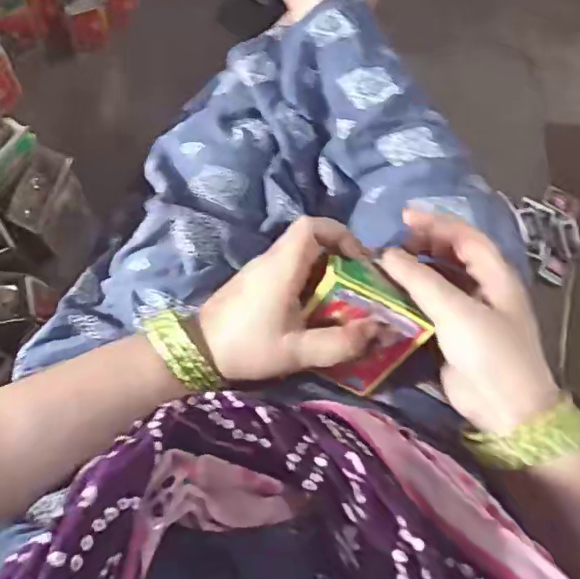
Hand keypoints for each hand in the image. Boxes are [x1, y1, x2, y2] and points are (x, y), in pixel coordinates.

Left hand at [197, 217, 383, 383]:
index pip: (312, 225)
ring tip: (342, 302)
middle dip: (339, 258)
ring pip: (298, 256)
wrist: (198, 352)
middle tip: (358, 286)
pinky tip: (314, 312)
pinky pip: (286, 270)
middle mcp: (269, 260)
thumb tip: (381, 330)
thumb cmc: (248, 347)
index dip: (340, 234)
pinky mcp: (252, 284)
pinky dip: (306, 282)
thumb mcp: (298, 351)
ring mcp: (258, 270)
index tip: (359, 261)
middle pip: (309, 239)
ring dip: (323, 272)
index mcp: (281, 266)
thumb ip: (341, 342)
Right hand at [378, 208, 561, 434]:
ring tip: (388, 263)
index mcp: (497, 276)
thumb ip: (420, 280)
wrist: (506, 409)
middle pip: (455, 254)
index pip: (466, 237)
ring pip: (442, 278)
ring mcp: (472, 312)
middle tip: (392, 243)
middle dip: (425, 243)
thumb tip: (386, 254)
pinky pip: (433, 304)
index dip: (436, 223)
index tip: (403, 217)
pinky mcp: (456, 334)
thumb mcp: (455, 311)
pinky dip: (413, 293)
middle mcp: (486, 289)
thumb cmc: (489, 353)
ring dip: (417, 268)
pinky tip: (393, 293)